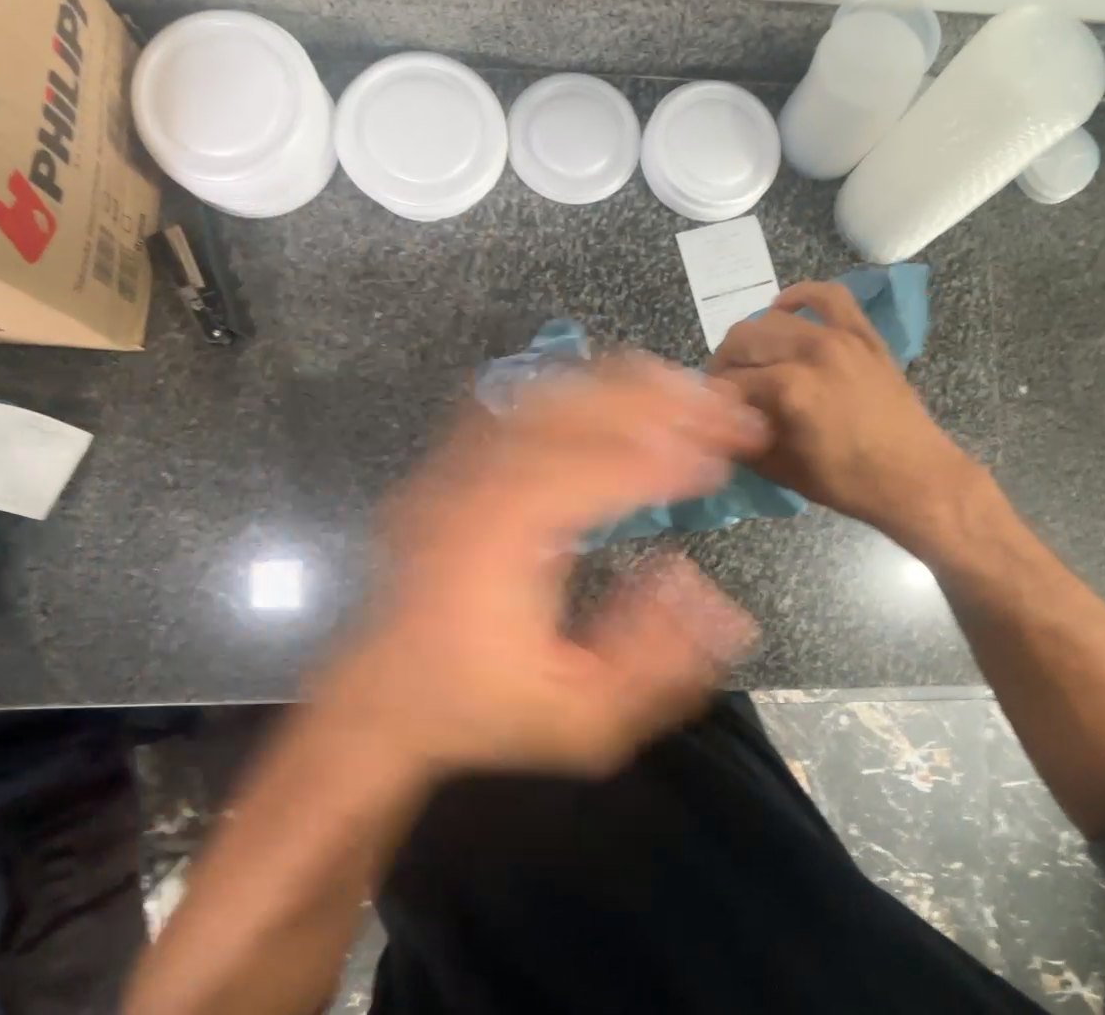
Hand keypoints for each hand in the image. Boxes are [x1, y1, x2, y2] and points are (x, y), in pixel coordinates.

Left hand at [313, 354, 767, 778]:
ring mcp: (451, 471)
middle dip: (658, 400)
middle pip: (571, 408)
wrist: (380, 704)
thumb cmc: (479, 711)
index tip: (724, 461)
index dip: (666, 456)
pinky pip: (510, 405)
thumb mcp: (582, 719)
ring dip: (620, 386)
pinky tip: (607, 398)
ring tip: (682, 393)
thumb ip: (656, 662)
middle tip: (723, 411)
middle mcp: (471, 488)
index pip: (594, 469)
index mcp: (501, 543)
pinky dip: (569, 391)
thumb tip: (709, 594)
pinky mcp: (445, 470)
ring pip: (541, 394)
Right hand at [709, 281, 985, 547]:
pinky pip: (829, 296)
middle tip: (725, 390)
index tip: (710, 412)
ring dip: (753, 339)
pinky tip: (783, 308)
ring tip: (751, 362)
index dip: (712, 399)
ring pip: (774, 319)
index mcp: (788, 388)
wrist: (914, 478)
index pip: (728, 382)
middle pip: (743, 340)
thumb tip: (717, 425)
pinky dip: (802, 295)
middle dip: (724, 366)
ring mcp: (840, 337)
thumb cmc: (846, 483)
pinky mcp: (863, 335)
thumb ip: (743, 440)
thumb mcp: (782, 469)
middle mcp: (810, 352)